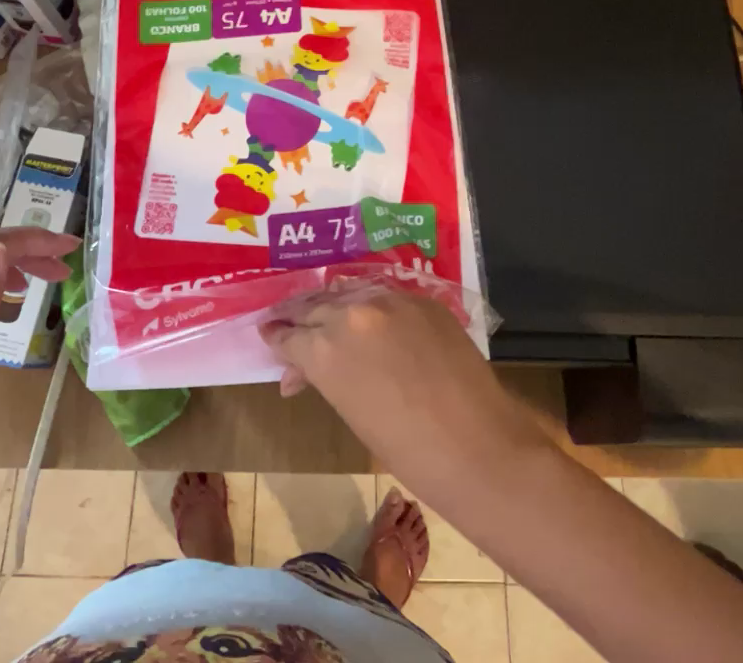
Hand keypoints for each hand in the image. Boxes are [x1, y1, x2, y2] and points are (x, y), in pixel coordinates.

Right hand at [260, 279, 551, 487]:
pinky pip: (384, 296)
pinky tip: (364, 312)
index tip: (267, 333)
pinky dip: (369, 305)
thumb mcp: (350, 411)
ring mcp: (390, 301)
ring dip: (330, 304)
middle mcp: (351, 314)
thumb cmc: (405, 448)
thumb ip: (324, 379)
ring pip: (348, 294)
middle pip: (314, 307)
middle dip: (297, 315)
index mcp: (324, 350)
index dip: (276, 337)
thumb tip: (300, 373)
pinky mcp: (422, 300)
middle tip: (283, 318)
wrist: (474, 441)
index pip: (289, 336)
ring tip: (319, 310)